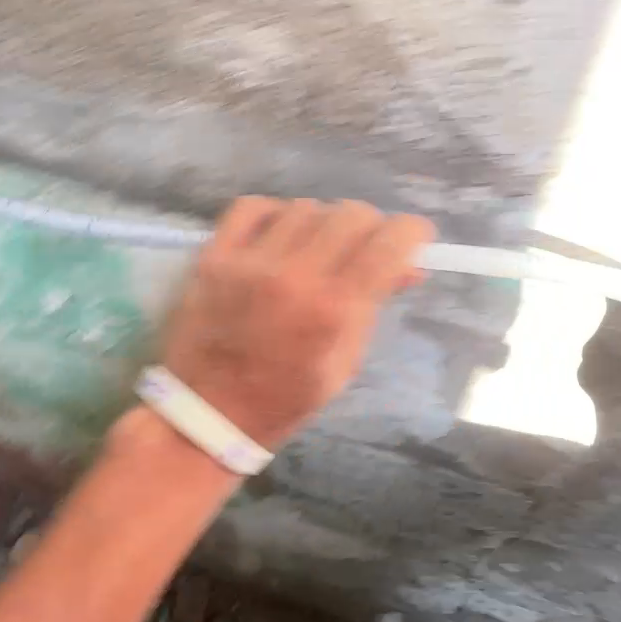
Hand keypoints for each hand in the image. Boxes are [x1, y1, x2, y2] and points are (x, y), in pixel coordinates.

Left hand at [159, 198, 434, 448]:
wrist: (207, 414)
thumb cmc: (285, 399)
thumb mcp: (344, 364)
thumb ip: (374, 307)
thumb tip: (408, 267)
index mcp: (333, 311)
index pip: (388, 243)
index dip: (411, 232)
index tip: (413, 236)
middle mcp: (295, 277)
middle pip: (350, 214)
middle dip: (370, 226)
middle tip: (365, 246)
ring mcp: (250, 262)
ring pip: (305, 207)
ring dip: (322, 222)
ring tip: (317, 247)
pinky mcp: (214, 256)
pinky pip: (252, 206)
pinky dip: (274, 212)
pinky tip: (280, 232)